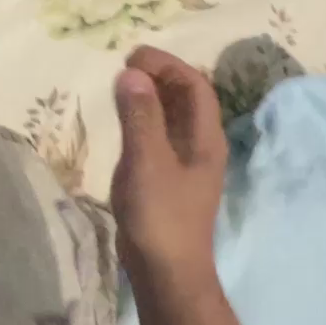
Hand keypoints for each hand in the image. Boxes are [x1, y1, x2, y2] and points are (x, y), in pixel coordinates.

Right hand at [110, 46, 227, 281]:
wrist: (166, 269)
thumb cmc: (160, 214)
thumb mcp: (147, 160)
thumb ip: (140, 116)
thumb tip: (131, 72)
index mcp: (205, 139)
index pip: (195, 87)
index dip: (167, 64)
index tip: (131, 55)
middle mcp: (200, 146)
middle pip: (187, 99)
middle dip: (160, 75)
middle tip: (123, 65)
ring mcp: (184, 163)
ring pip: (172, 116)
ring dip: (151, 94)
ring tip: (120, 84)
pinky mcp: (166, 177)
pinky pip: (158, 134)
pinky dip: (142, 116)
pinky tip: (123, 119)